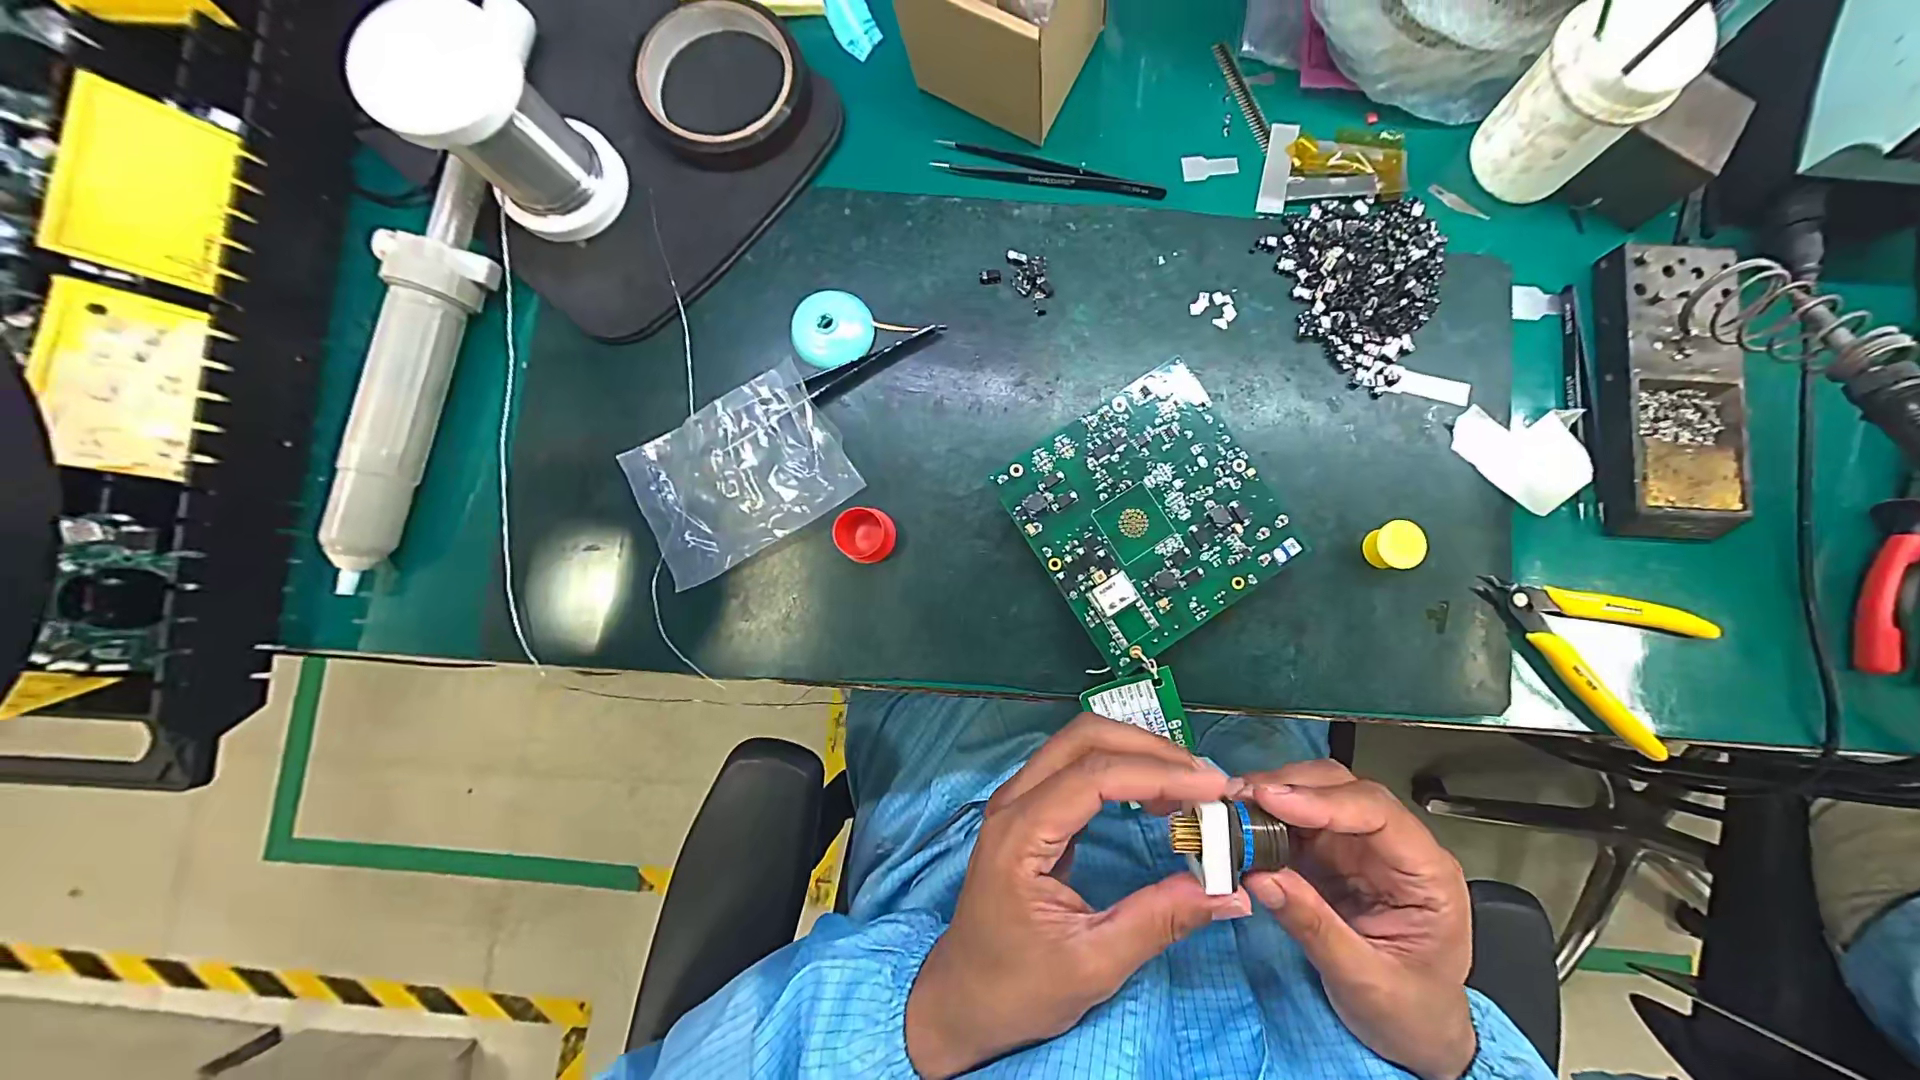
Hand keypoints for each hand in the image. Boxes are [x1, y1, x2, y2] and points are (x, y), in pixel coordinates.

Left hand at [906, 713, 1248, 1077]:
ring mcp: (1017, 800)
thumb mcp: (1093, 963)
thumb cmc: (1017, 986)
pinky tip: (1153, 796)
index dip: (1157, 773)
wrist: (961, 996)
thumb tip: (1230, 893)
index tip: (1213, 789)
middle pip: (1083, 738)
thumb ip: (1159, 920)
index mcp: (1020, 834)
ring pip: (1078, 744)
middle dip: (1148, 748)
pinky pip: (1075, 766)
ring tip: (1188, 788)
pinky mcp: (1029, 809)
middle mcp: (1014, 801)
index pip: (1094, 777)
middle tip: (1204, 781)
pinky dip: (1120, 769)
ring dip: (1135, 753)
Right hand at [1239, 761, 1476, 1079]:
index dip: (1323, 800)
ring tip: (1231, 805)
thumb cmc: (1409, 1011)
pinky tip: (1239, 819)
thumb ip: (1314, 927)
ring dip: (1269, 792)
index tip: (1270, 798)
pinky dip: (1262, 812)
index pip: (1377, 813)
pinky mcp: (1326, 849)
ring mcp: (1357, 842)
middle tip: (1238, 797)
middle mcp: (1392, 844)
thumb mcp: (1365, 981)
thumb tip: (1259, 877)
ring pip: (1312, 791)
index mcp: (1426, 872)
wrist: (1412, 1031)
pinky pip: (1291, 816)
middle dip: (1288, 785)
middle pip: (1342, 787)